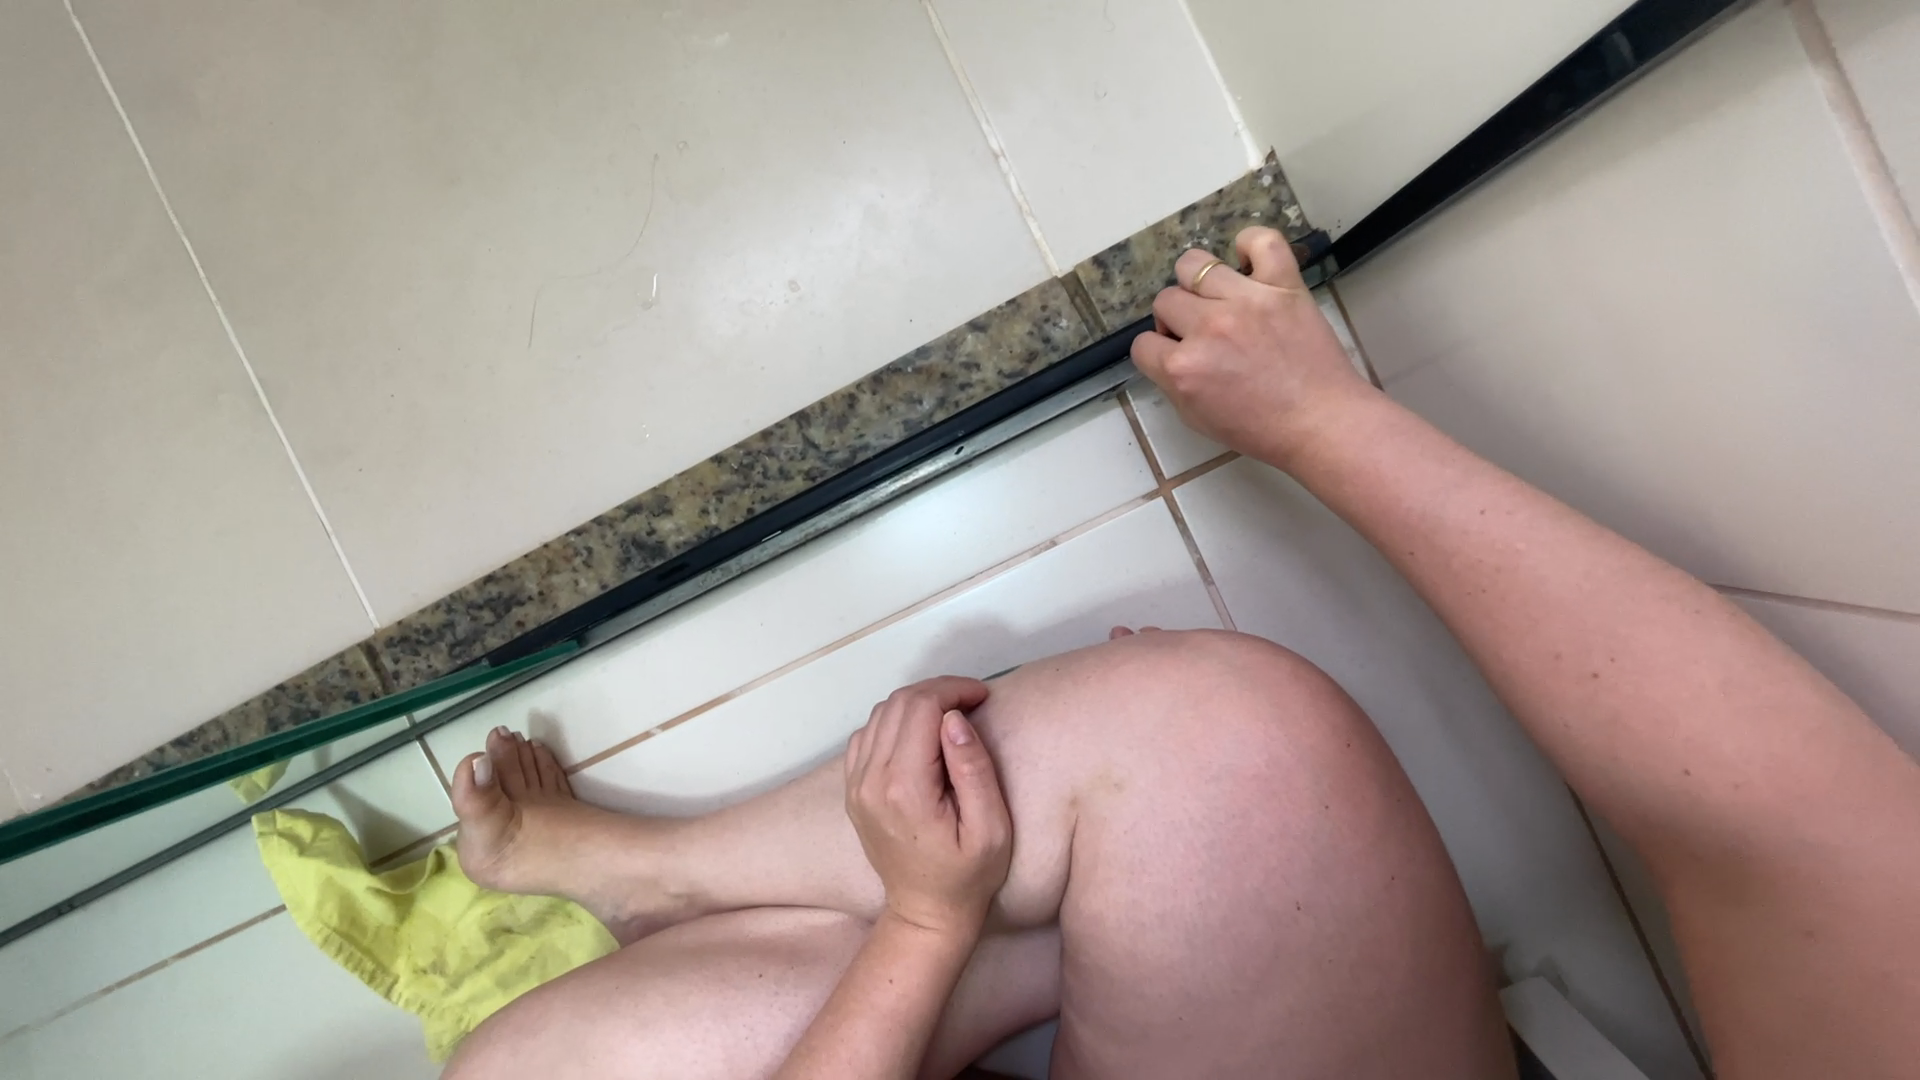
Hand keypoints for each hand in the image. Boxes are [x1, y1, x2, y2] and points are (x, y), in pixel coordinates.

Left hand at [844, 676, 1011, 937]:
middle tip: (971, 701)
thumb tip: (954, 718)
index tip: (983, 697)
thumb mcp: (990, 827)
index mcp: (905, 787)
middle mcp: (871, 779)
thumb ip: (973, 768)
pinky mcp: (852, 787)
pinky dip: (895, 721)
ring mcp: (855, 783)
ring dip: (917, 702)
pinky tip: (921, 735)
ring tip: (951, 715)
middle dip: (938, 690)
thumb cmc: (968, 874)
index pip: (921, 706)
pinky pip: (868, 732)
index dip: (954, 690)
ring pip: (881, 712)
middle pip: (899, 702)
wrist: (925, 912)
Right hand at [1129, 226, 1376, 469]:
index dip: (1156, 353)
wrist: (1319, 421)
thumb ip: (1172, 382)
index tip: (1176, 359)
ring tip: (1216, 298)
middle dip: (1174, 320)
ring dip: (1196, 283)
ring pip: (1194, 264)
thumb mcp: (1196, 418)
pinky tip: (1247, 265)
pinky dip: (1249, 245)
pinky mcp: (1283, 285)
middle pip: (1164, 300)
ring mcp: (1246, 301)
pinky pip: (1262, 241)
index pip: (1142, 344)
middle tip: (1199, 335)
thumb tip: (1168, 353)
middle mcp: (1207, 328)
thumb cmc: (1257, 429)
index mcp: (1182, 368)